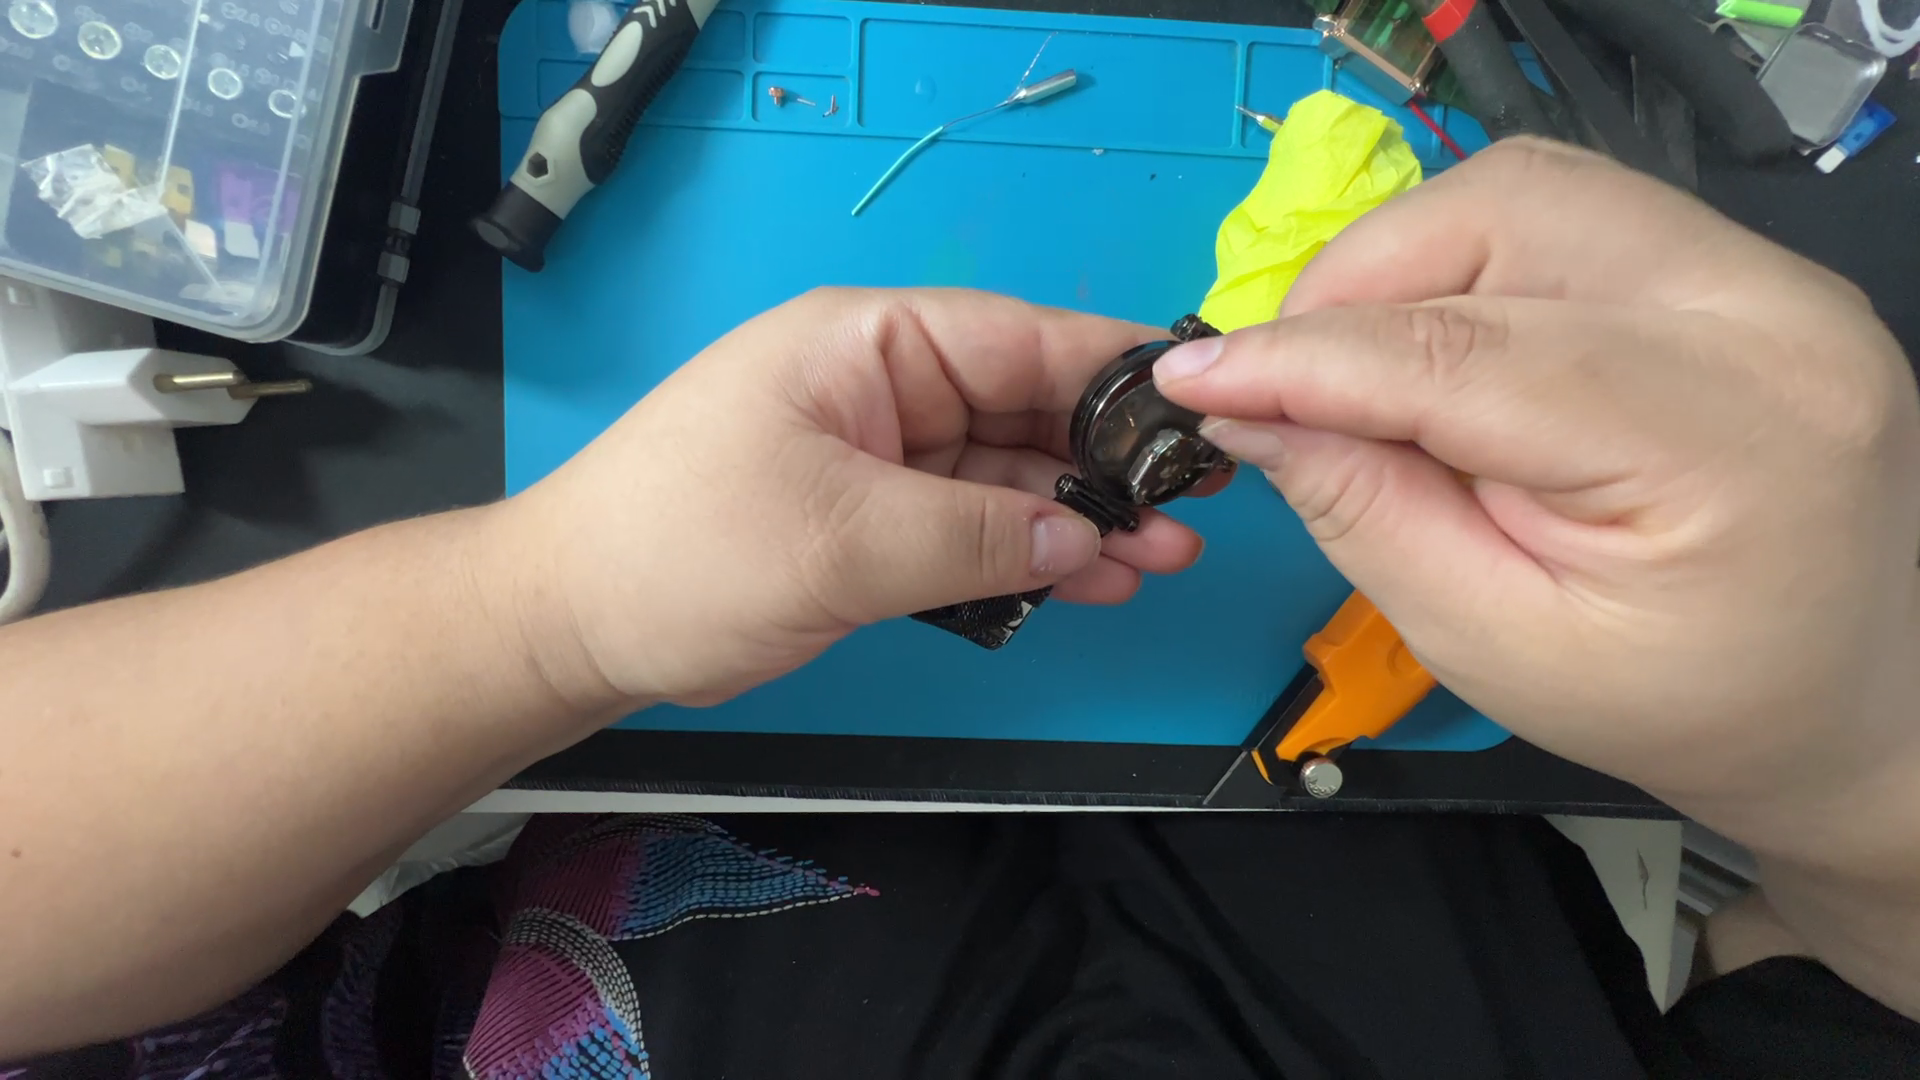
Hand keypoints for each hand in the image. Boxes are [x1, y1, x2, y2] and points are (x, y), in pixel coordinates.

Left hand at [491, 288, 1205, 707]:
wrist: (586, 624)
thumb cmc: (692, 550)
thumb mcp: (842, 537)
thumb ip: (974, 535)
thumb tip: (1084, 537)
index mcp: (870, 346)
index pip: (1015, 341)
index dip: (1109, 372)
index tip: (1191, 408)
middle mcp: (889, 391)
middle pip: (1022, 415)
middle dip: (1104, 468)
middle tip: (1187, 512)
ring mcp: (890, 462)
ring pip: (1007, 485)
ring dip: (1078, 523)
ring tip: (1159, 558)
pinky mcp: (884, 525)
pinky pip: (975, 534)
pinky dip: (1030, 560)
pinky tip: (1090, 583)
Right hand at [1155, 141, 1919, 833]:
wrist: (1839, 692)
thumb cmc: (1654, 696)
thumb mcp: (1474, 632)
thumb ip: (1355, 508)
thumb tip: (1245, 412)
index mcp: (1715, 439)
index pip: (1456, 355)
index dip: (1296, 360)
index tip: (1186, 379)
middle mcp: (1756, 311)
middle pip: (1495, 215)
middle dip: (1343, 292)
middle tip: (1280, 387)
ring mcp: (1746, 272)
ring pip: (1508, 194)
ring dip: (1383, 271)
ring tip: (1341, 371)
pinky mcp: (1709, 268)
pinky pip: (1535, 216)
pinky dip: (1431, 268)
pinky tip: (1409, 350)